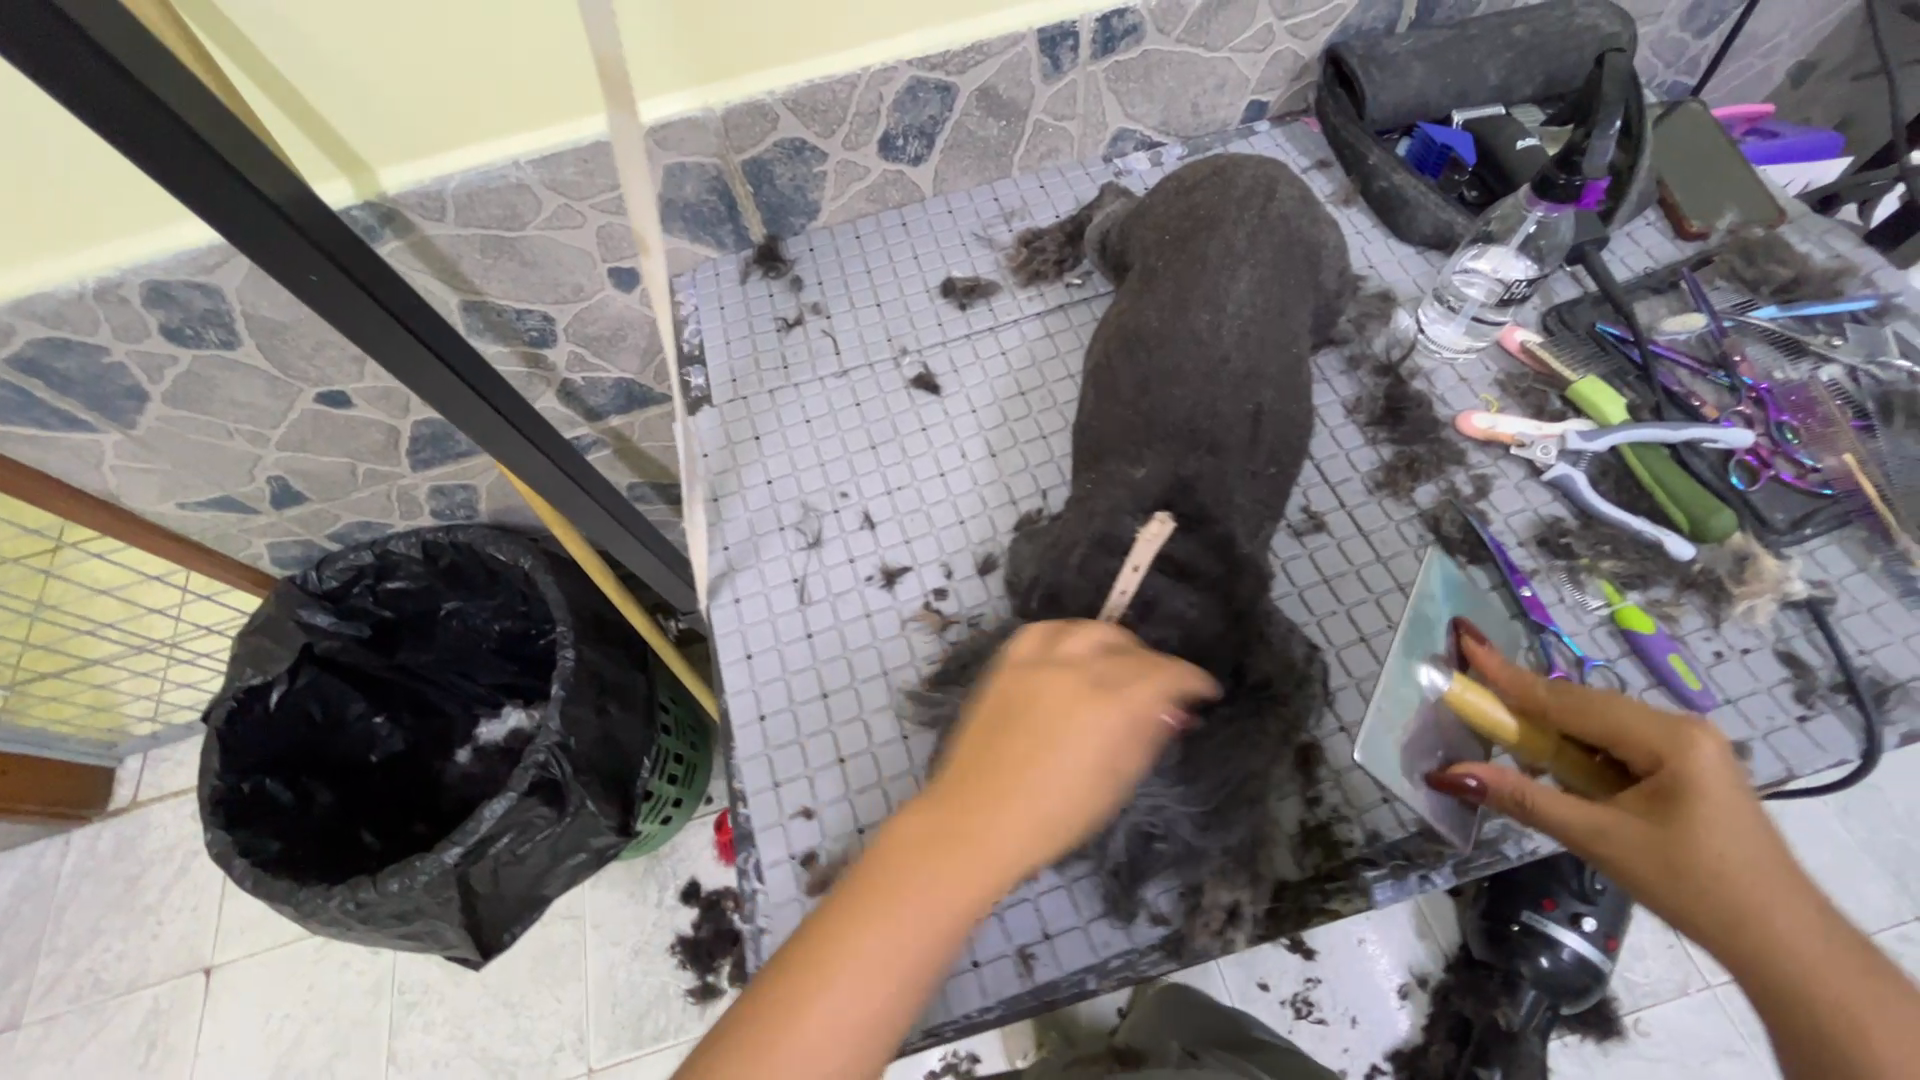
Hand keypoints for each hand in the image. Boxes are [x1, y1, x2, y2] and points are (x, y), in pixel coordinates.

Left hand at [920, 620, 1219, 884]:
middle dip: (1155, 663)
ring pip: (1087, 629)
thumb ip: (1147, 738)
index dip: (1192, 680)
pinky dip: (1065, 635)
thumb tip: (1172, 711)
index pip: (1166, 674)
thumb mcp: (1117, 783)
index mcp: (1111, 705)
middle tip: (1160, 686)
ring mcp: (1036, 663)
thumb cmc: (1055, 818)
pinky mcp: (1005, 665)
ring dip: (1113, 642)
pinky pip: (1042, 631)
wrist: (978, 819)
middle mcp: (1076, 671)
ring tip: (1119, 663)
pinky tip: (1072, 651)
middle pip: (1130, 648)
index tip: (1204, 691)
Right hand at [1428, 624, 1812, 958]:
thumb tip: (1447, 774)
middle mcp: (1679, 727)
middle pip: (1581, 707)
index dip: (1507, 675)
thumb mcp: (1598, 839)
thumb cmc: (1693, 886)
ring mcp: (1687, 747)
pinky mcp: (1686, 769)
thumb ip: (1522, 798)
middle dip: (1525, 708)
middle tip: (1471, 700)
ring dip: (1551, 736)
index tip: (1465, 642)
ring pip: (1596, 727)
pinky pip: (1614, 747)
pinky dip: (1577, 754)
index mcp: (1667, 736)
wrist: (1782, 941)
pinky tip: (1556, 770)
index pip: (1566, 700)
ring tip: (1506, 742)